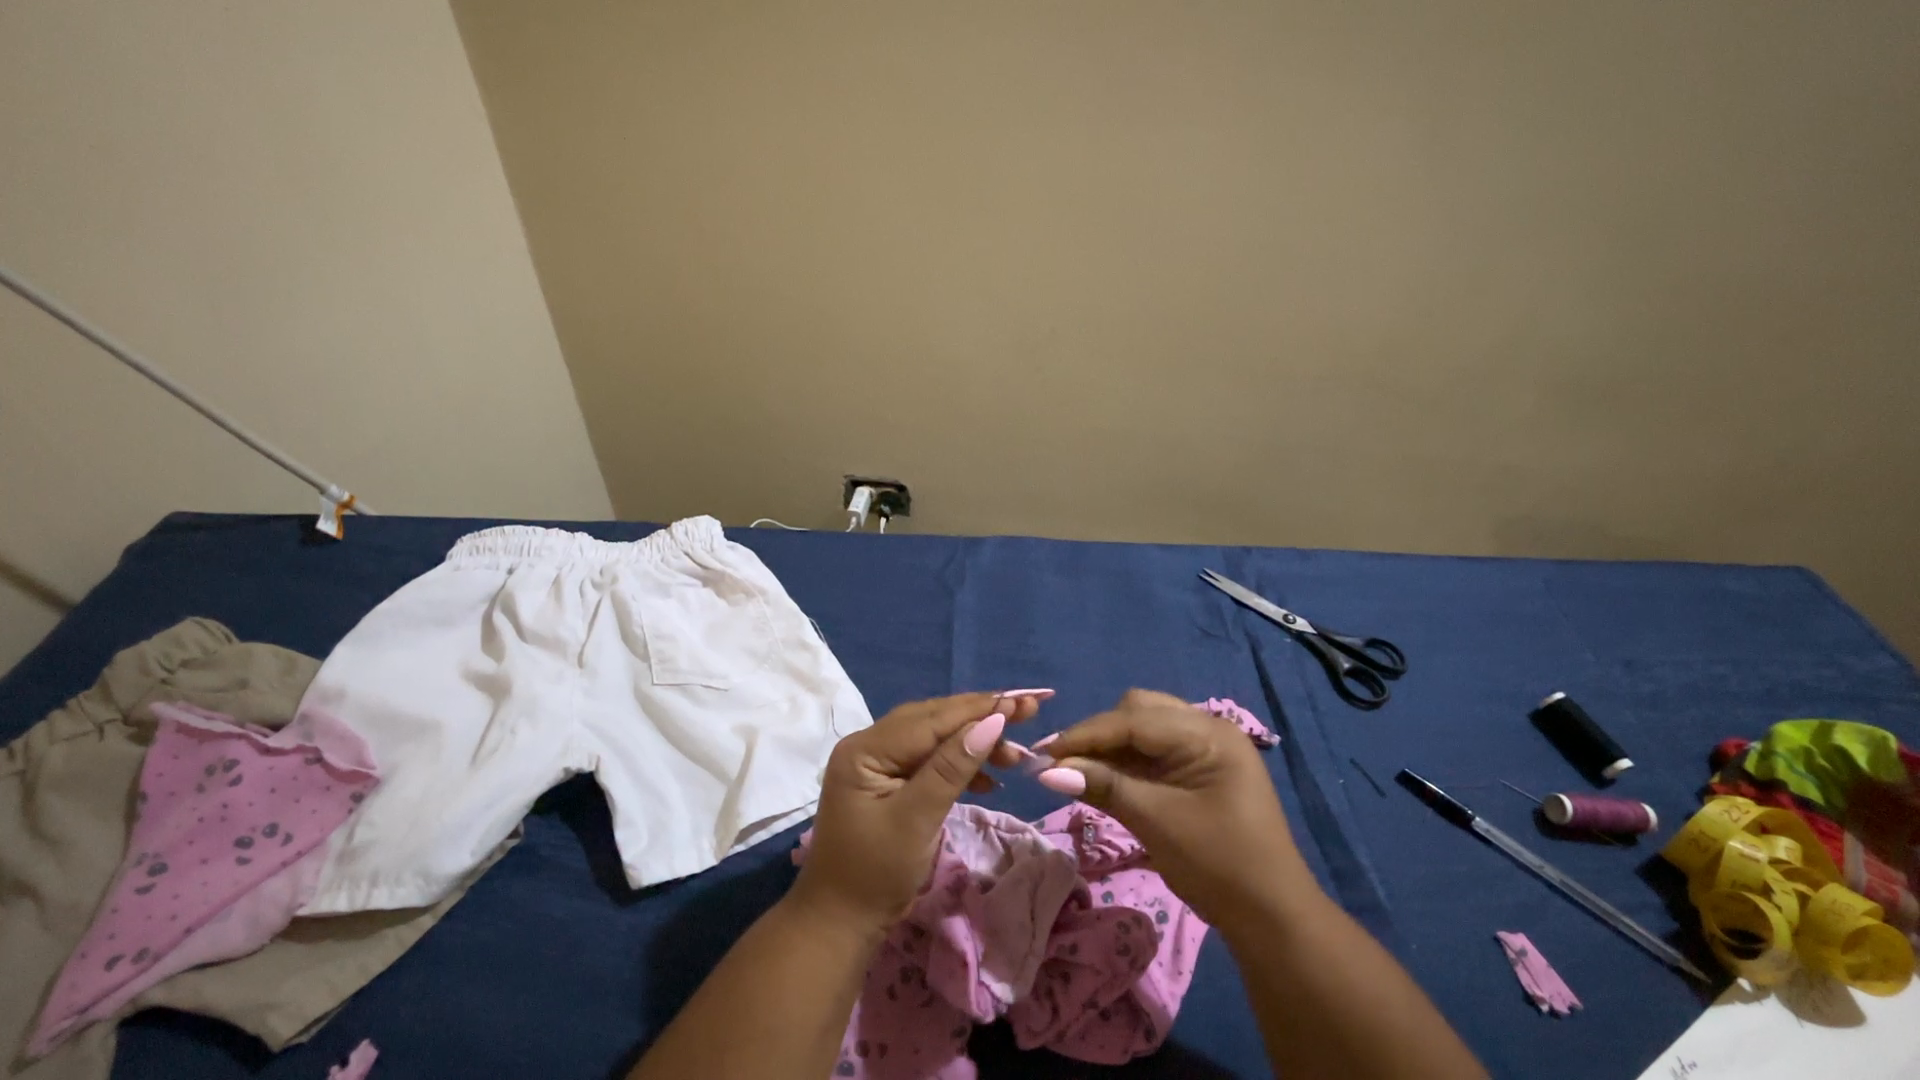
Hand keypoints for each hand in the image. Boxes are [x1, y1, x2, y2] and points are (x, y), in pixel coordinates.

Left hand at [790, 691, 1042, 932]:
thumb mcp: (917, 819)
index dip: (978, 709)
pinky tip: (989, 779)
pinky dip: (960, 767)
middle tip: (1029, 712)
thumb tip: (993, 721)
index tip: (1023, 701)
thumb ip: (952, 768)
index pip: (930, 719)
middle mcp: (868, 747)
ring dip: (974, 744)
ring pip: (934, 741)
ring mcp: (877, 766)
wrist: (840, 923)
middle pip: (933, 722)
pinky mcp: (889, 786)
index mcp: (865, 750)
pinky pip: (929, 763)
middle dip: (981, 718)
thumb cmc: (875, 873)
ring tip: (1016, 756)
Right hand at [1034, 689, 1315, 928]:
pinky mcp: (1202, 773)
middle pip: (1139, 713)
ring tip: (1075, 773)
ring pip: (1145, 731)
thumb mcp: (1155, 821)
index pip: (1132, 719)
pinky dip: (1127, 764)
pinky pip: (1155, 754)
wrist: (1271, 916)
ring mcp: (1207, 751)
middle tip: (1061, 765)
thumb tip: (1047, 771)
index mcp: (1207, 733)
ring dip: (1110, 749)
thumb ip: (1103, 786)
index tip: (1043, 754)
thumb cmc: (1217, 863)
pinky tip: (1102, 780)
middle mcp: (1209, 730)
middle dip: (1098, 735)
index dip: (1084, 735)